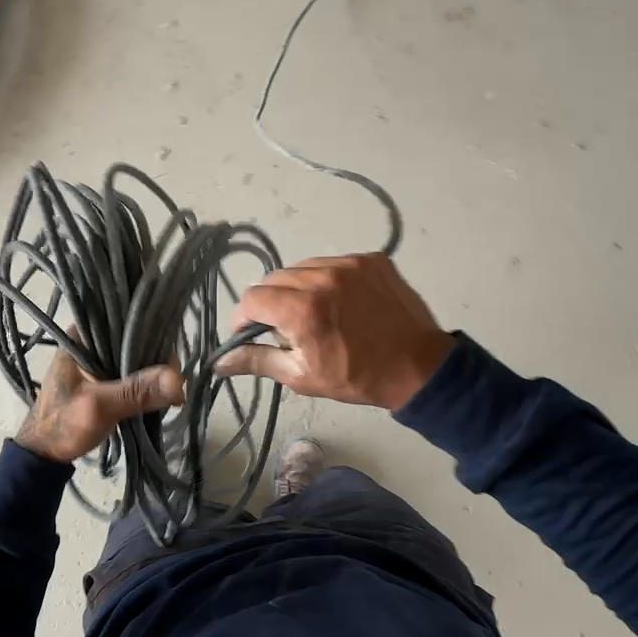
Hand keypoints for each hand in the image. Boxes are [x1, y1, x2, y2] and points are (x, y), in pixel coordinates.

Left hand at [15, 346, 184, 462]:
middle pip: (134, 337)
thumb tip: (179, 380)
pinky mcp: (105, 377)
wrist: (45, 454)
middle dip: (155, 356)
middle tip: (173, 379)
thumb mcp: (99, 408)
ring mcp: (97, 359)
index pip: (124, 320)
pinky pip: (132, 370)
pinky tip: (159, 391)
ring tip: (170, 388)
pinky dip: (145, 380)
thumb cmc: (62, 426)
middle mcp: (90, 340)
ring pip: (135, 355)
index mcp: (81, 336)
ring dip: (152, 370)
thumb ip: (135, 392)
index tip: (169, 361)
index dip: (151, 335)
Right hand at [218, 253, 453, 411]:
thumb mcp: (301, 375)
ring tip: (313, 312)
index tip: (249, 333)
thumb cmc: (356, 377)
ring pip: (301, 268)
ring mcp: (349, 264)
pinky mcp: (370, 259)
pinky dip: (326, 279)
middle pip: (274, 280)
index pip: (252, 299)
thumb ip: (257, 360)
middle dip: (270, 302)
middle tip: (283, 327)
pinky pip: (332, 263)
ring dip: (297, 288)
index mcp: (302, 310)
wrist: (419, 367)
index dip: (244, 317)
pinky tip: (339, 301)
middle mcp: (322, 278)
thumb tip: (219, 362)